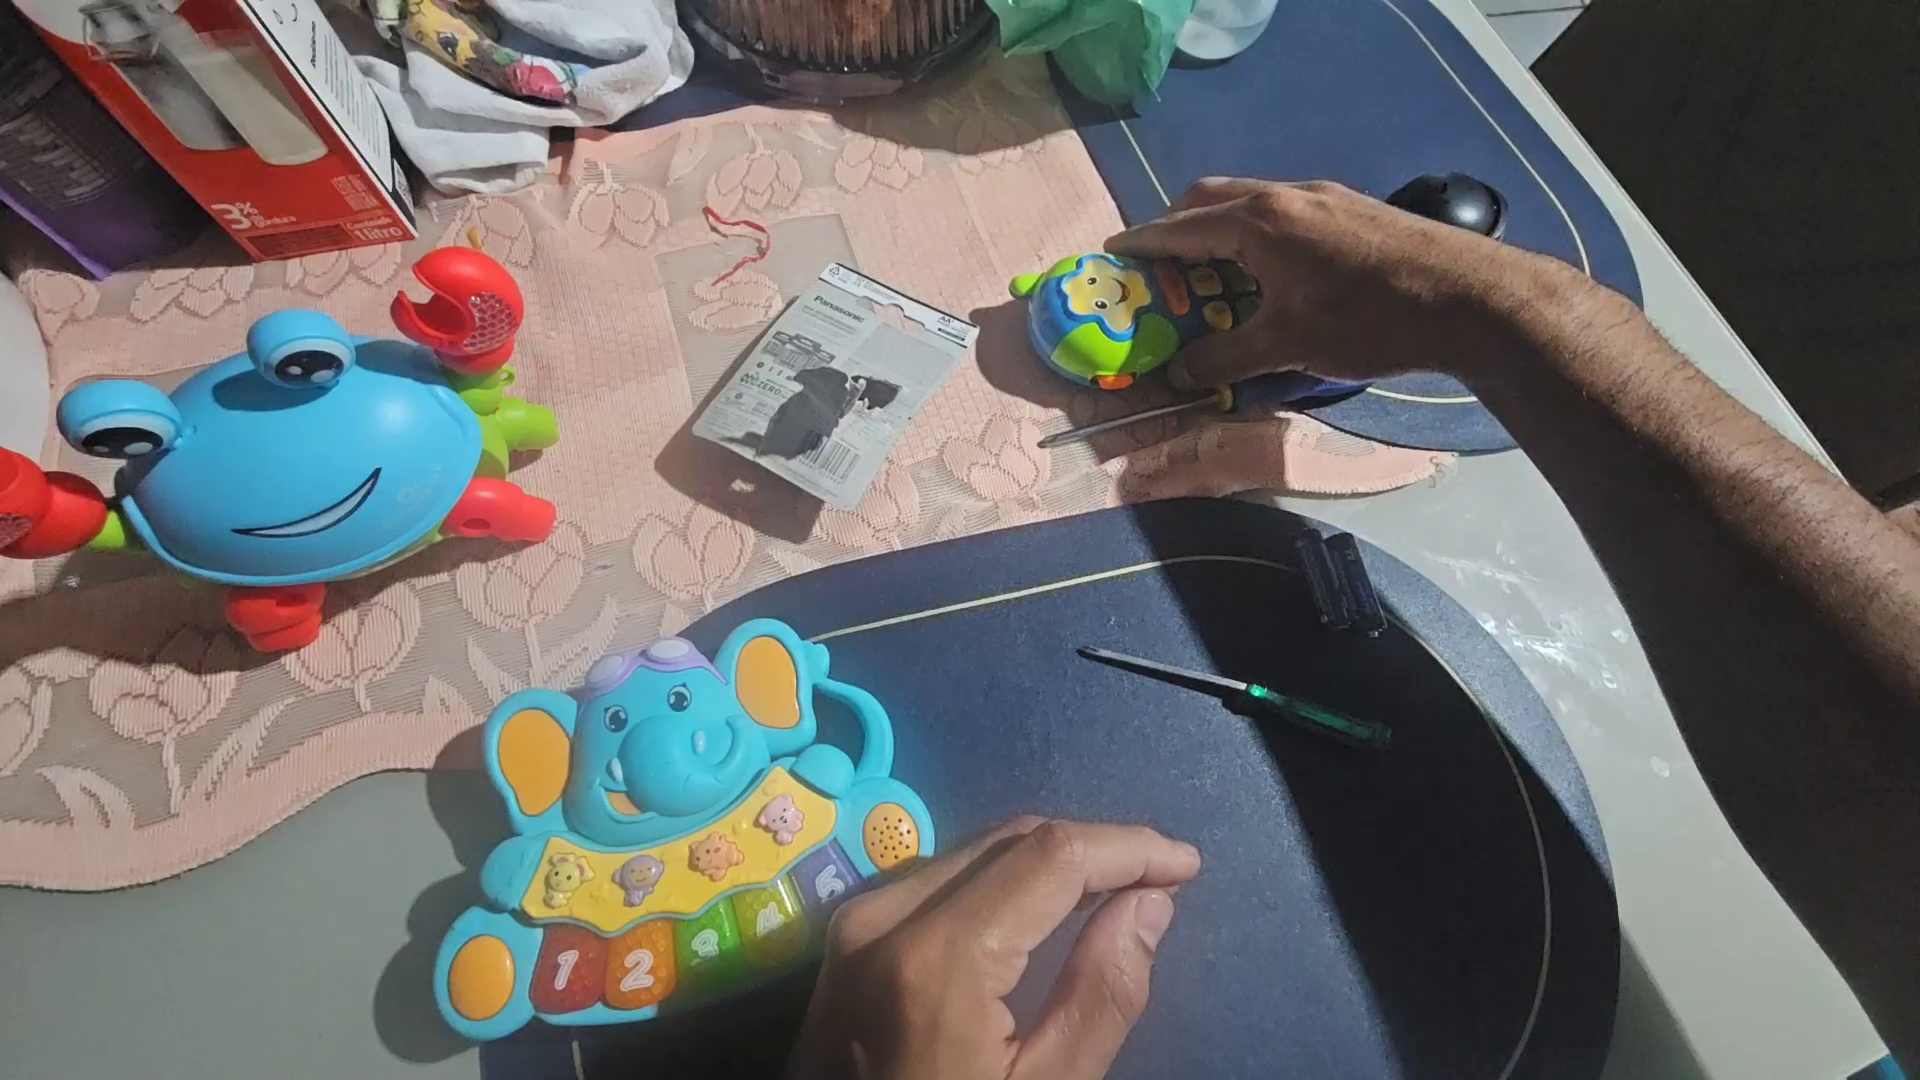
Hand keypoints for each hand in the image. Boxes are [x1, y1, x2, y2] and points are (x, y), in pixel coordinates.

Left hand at [789, 817, 1202, 1079]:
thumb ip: (1100, 995)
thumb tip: (1149, 900)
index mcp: (935, 961)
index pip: (1049, 859)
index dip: (1125, 848)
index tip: (1184, 863)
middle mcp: (886, 913)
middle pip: (1012, 840)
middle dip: (1092, 848)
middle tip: (1158, 875)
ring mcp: (859, 915)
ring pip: (978, 850)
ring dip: (1050, 858)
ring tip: (1114, 883)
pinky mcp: (849, 927)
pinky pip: (944, 875)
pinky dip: (1003, 876)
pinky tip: (1042, 899)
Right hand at [1105, 177, 1585, 387]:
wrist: (1473, 299)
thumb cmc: (1366, 319)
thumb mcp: (1284, 345)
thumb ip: (1223, 357)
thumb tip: (1178, 374)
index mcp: (1259, 221)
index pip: (1180, 227)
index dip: (1142, 243)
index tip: (1112, 253)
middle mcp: (1286, 196)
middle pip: (1210, 199)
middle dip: (1175, 229)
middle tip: (1160, 269)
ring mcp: (1322, 199)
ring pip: (1247, 204)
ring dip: (1217, 234)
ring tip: (1207, 278)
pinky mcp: (1349, 211)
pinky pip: (1279, 216)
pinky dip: (1252, 240)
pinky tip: (1265, 277)